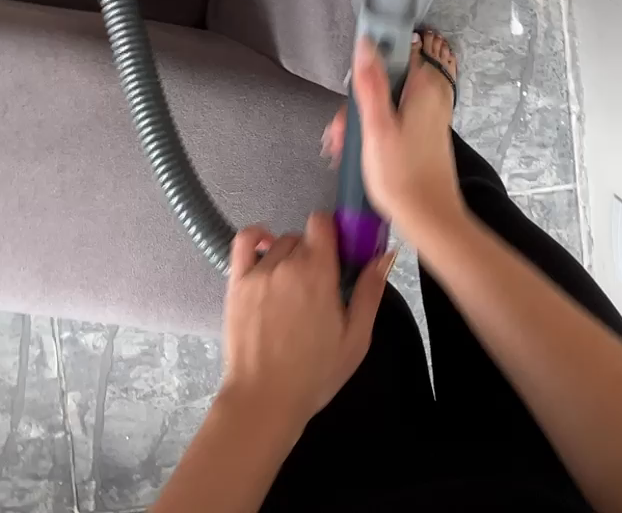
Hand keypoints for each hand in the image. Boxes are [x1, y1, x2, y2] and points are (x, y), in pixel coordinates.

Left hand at [219, 214, 393, 425]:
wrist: (264, 399)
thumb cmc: (314, 373)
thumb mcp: (355, 338)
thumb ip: (370, 291)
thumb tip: (384, 255)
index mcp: (318, 272)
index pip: (323, 223)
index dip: (334, 232)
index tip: (340, 252)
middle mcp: (287, 263)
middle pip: (304, 238)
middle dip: (315, 254)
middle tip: (320, 286)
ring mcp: (258, 271)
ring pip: (279, 244)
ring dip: (290, 256)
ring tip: (293, 288)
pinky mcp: (236, 282)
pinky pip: (244, 242)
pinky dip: (256, 237)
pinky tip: (265, 247)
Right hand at [345, 37, 464, 236]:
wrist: (428, 217)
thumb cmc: (403, 178)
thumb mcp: (376, 126)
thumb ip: (371, 83)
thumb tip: (366, 44)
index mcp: (422, 88)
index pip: (391, 55)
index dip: (366, 71)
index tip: (353, 92)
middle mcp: (430, 97)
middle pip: (385, 82)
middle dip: (359, 104)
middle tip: (343, 131)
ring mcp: (428, 116)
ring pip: (387, 103)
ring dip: (362, 121)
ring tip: (346, 147)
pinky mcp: (423, 133)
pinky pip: (394, 120)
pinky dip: (376, 131)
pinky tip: (361, 151)